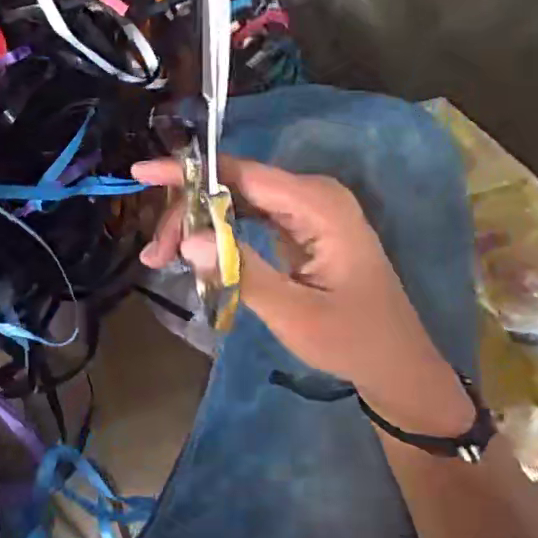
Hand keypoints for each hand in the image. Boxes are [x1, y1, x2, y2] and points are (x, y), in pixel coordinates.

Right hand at [131, 156, 473, 435]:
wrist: (396, 365)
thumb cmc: (353, 340)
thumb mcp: (294, 312)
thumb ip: (241, 270)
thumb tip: (188, 239)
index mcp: (318, 205)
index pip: (241, 173)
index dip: (187, 173)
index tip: (142, 172)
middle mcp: (311, 195)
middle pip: (231, 185)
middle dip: (186, 213)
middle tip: (154, 254)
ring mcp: (305, 210)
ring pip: (233, 200)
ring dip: (195, 224)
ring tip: (161, 257)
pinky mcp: (297, 227)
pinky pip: (245, 215)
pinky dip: (215, 232)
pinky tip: (191, 252)